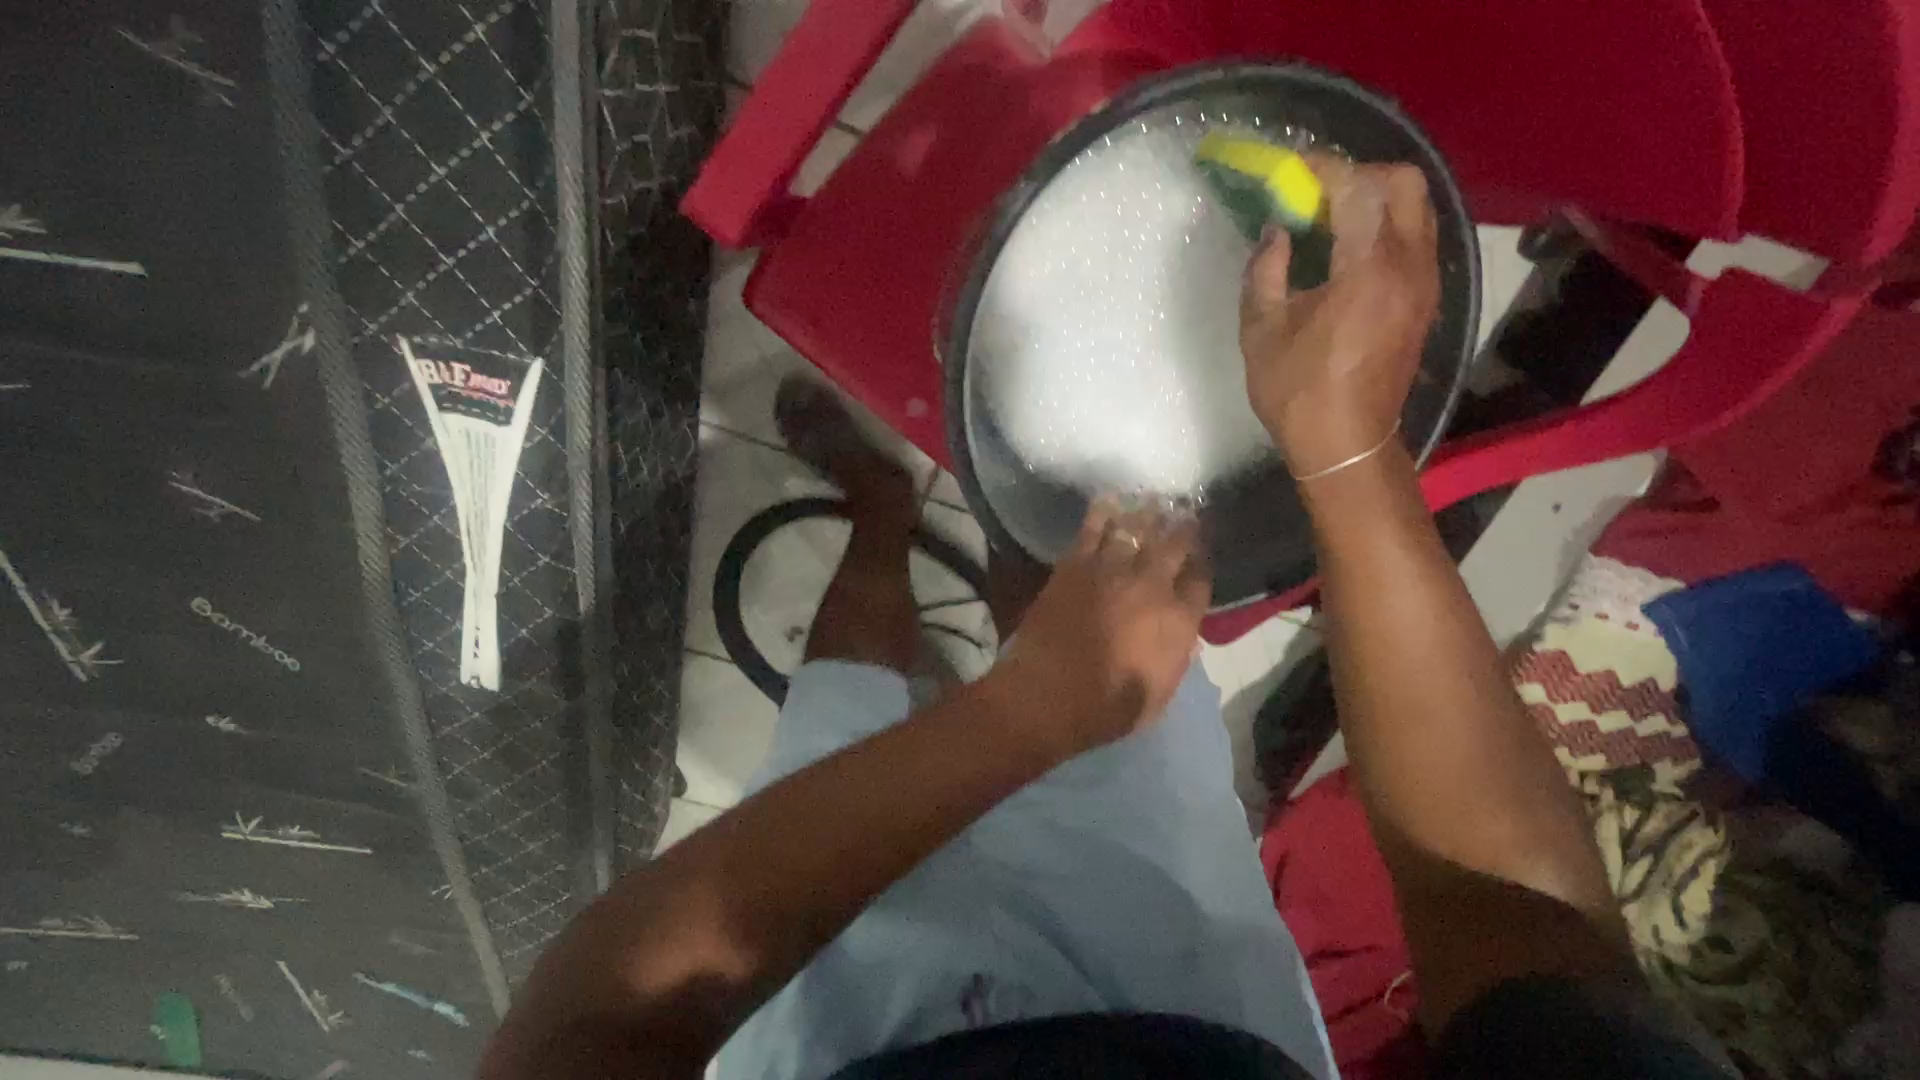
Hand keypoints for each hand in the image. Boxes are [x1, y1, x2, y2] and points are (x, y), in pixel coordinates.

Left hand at [986, 498, 1210, 756]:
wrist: (1046, 696)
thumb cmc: (1105, 708)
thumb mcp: (1159, 692)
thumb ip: (1175, 655)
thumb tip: (1181, 633)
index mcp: (1179, 621)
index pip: (1201, 581)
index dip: (1202, 566)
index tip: (1200, 558)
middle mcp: (1152, 586)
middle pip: (1176, 544)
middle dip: (1184, 527)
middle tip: (1186, 512)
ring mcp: (1112, 570)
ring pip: (1137, 528)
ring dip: (1150, 512)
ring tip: (1156, 500)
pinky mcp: (1075, 564)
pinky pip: (1094, 527)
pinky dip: (1105, 510)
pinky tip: (1112, 499)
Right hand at [1240, 157, 1439, 475]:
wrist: (1346, 445)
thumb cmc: (1298, 392)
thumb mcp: (1262, 331)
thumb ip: (1265, 270)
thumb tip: (1275, 233)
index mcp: (1368, 269)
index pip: (1356, 188)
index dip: (1323, 169)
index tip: (1292, 169)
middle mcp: (1409, 266)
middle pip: (1405, 185)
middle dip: (1361, 176)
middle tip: (1318, 195)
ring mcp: (1425, 284)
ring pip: (1416, 211)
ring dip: (1377, 201)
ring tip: (1331, 222)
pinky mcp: (1425, 301)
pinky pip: (1414, 241)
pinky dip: (1385, 229)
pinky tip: (1348, 254)